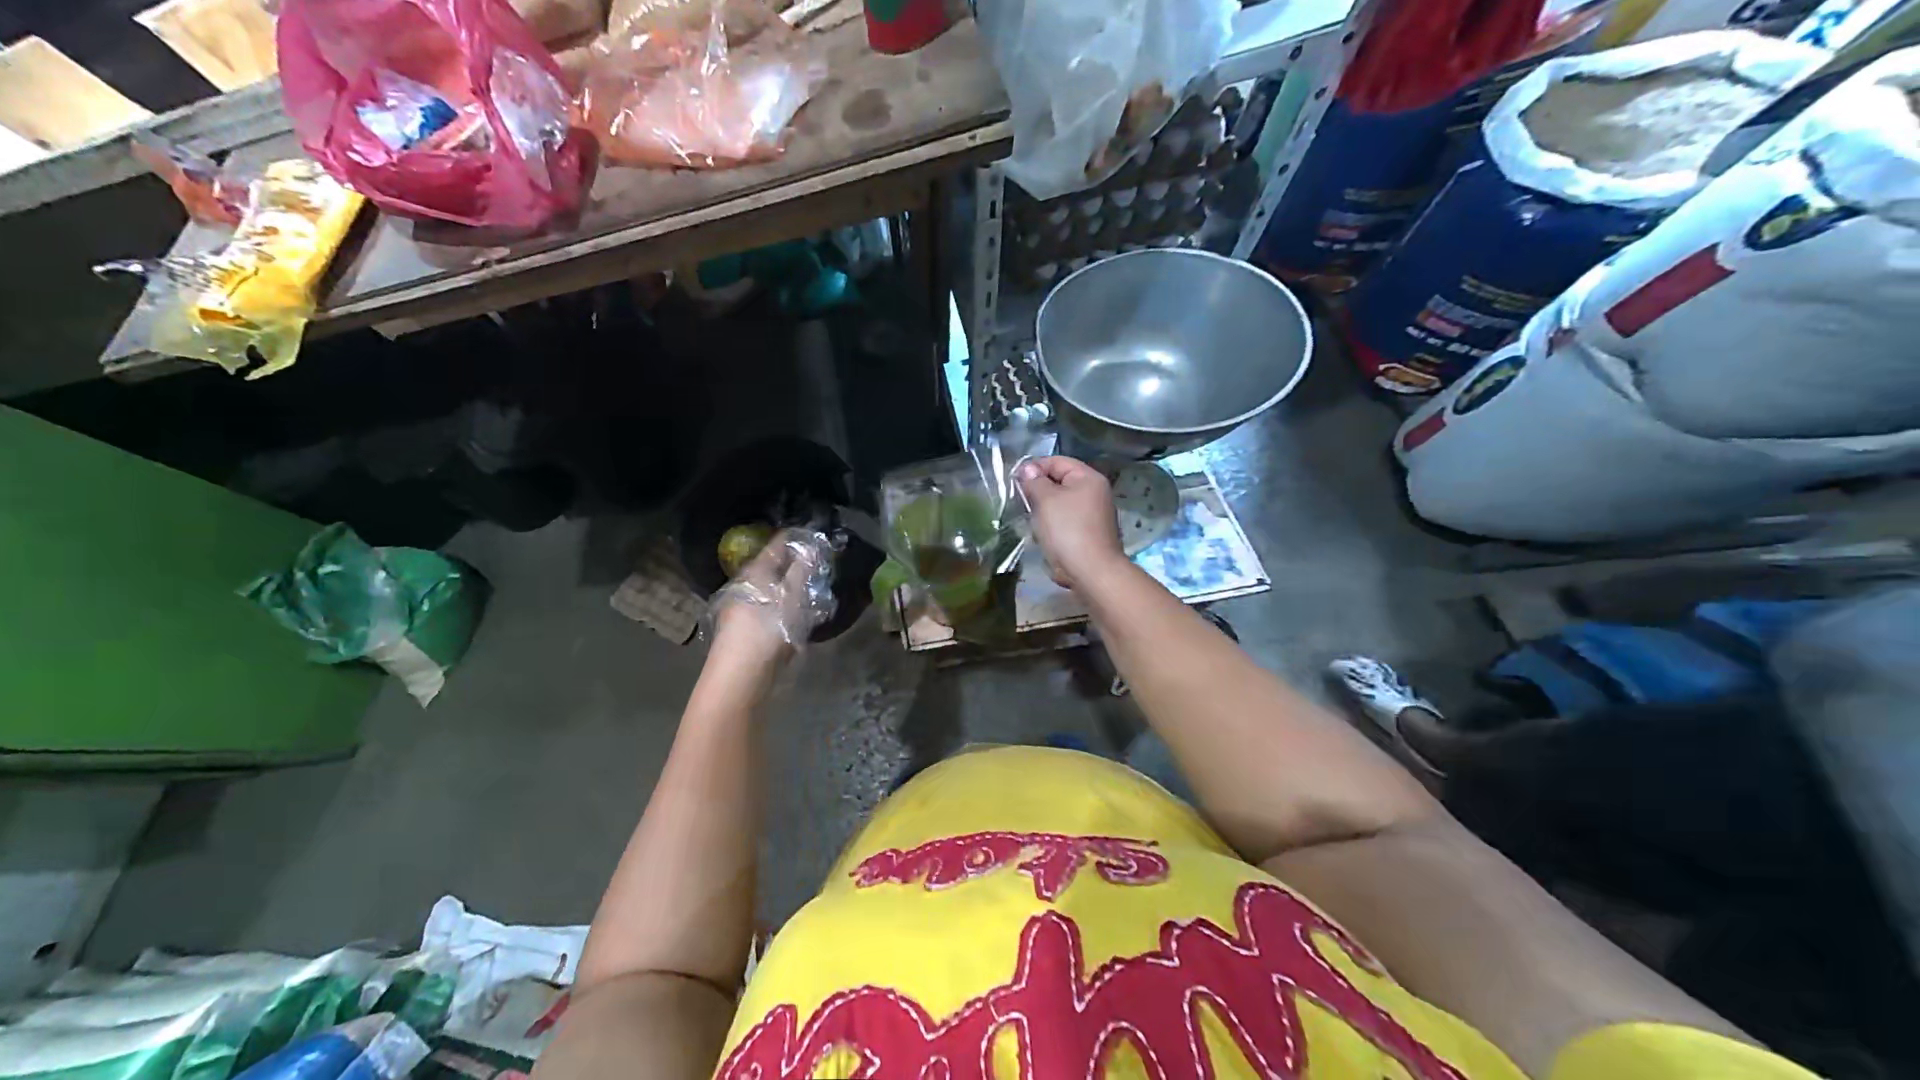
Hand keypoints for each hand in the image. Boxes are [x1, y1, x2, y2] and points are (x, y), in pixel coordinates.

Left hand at [709, 528, 836, 661]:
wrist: (741, 674)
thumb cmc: (770, 629)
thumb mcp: (793, 597)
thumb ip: (804, 570)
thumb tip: (812, 546)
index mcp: (756, 570)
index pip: (779, 543)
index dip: (799, 538)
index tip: (820, 537)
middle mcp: (745, 583)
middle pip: (774, 566)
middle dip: (797, 563)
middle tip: (822, 565)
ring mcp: (742, 605)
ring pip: (772, 588)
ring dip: (792, 586)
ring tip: (815, 590)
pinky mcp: (744, 627)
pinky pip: (770, 606)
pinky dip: (785, 605)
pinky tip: (799, 615)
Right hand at [1017, 456, 1125, 589]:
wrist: (1091, 571)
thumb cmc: (1068, 530)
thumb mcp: (1046, 500)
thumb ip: (1035, 482)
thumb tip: (1028, 469)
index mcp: (1088, 478)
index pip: (1057, 461)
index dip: (1035, 467)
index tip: (1015, 480)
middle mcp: (1095, 493)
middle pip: (1060, 482)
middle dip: (1038, 490)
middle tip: (1021, 501)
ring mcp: (1094, 515)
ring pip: (1060, 504)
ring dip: (1043, 510)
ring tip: (1031, 520)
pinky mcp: (1088, 534)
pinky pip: (1065, 522)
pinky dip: (1052, 525)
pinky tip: (1042, 535)